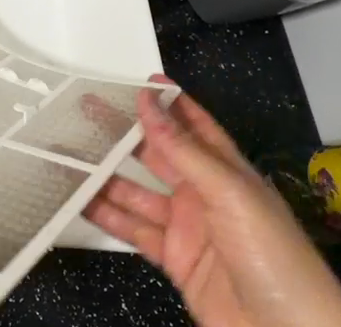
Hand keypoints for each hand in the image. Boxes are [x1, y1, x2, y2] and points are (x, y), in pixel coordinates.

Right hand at [86, 77, 340, 326]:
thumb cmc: (273, 256)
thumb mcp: (230, 195)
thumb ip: (183, 150)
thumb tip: (146, 99)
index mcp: (227, 172)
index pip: (196, 127)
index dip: (170, 103)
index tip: (139, 79)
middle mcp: (205, 194)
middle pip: (158, 155)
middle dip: (123, 133)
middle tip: (84, 109)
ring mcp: (188, 228)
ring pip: (137, 192)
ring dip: (105, 175)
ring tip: (67, 152)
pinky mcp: (174, 260)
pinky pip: (134, 230)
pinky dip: (106, 214)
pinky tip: (78, 198)